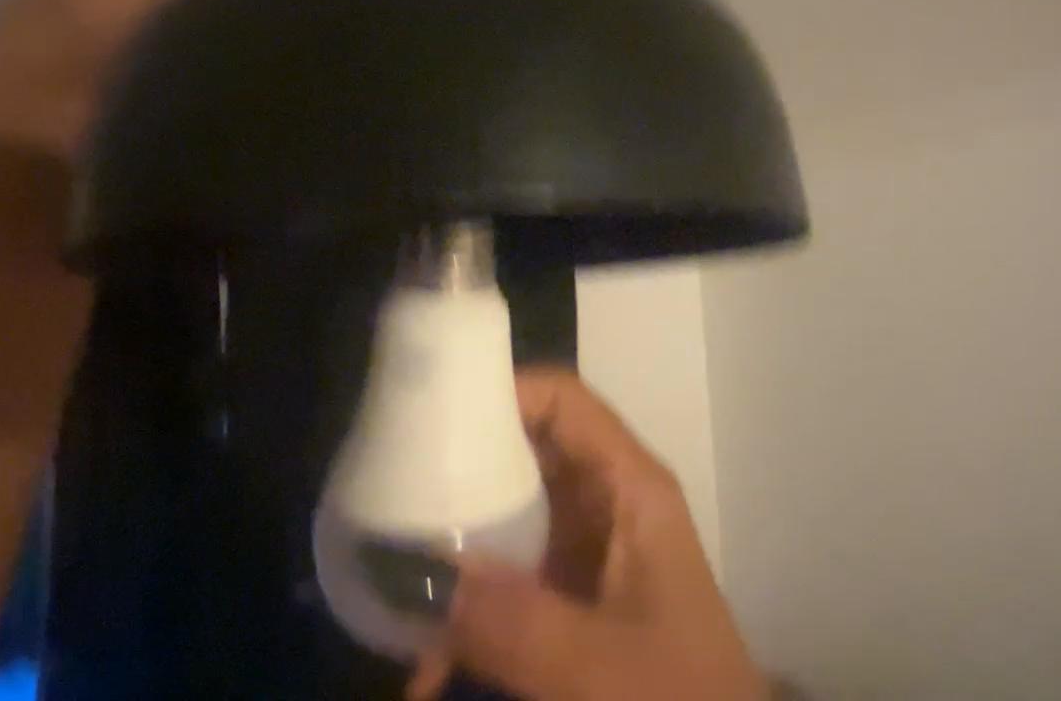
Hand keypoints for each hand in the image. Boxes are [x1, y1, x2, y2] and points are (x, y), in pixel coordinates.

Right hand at [408, 369, 767, 700]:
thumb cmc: (679, 694)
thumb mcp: (600, 665)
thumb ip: (516, 622)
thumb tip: (423, 577)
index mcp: (628, 489)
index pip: (563, 402)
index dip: (502, 390)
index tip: (427, 414)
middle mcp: (602, 506)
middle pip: (522, 455)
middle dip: (456, 474)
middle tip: (383, 495)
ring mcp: (583, 555)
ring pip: (505, 520)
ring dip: (449, 552)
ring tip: (381, 575)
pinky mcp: (566, 602)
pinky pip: (503, 584)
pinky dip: (462, 613)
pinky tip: (421, 659)